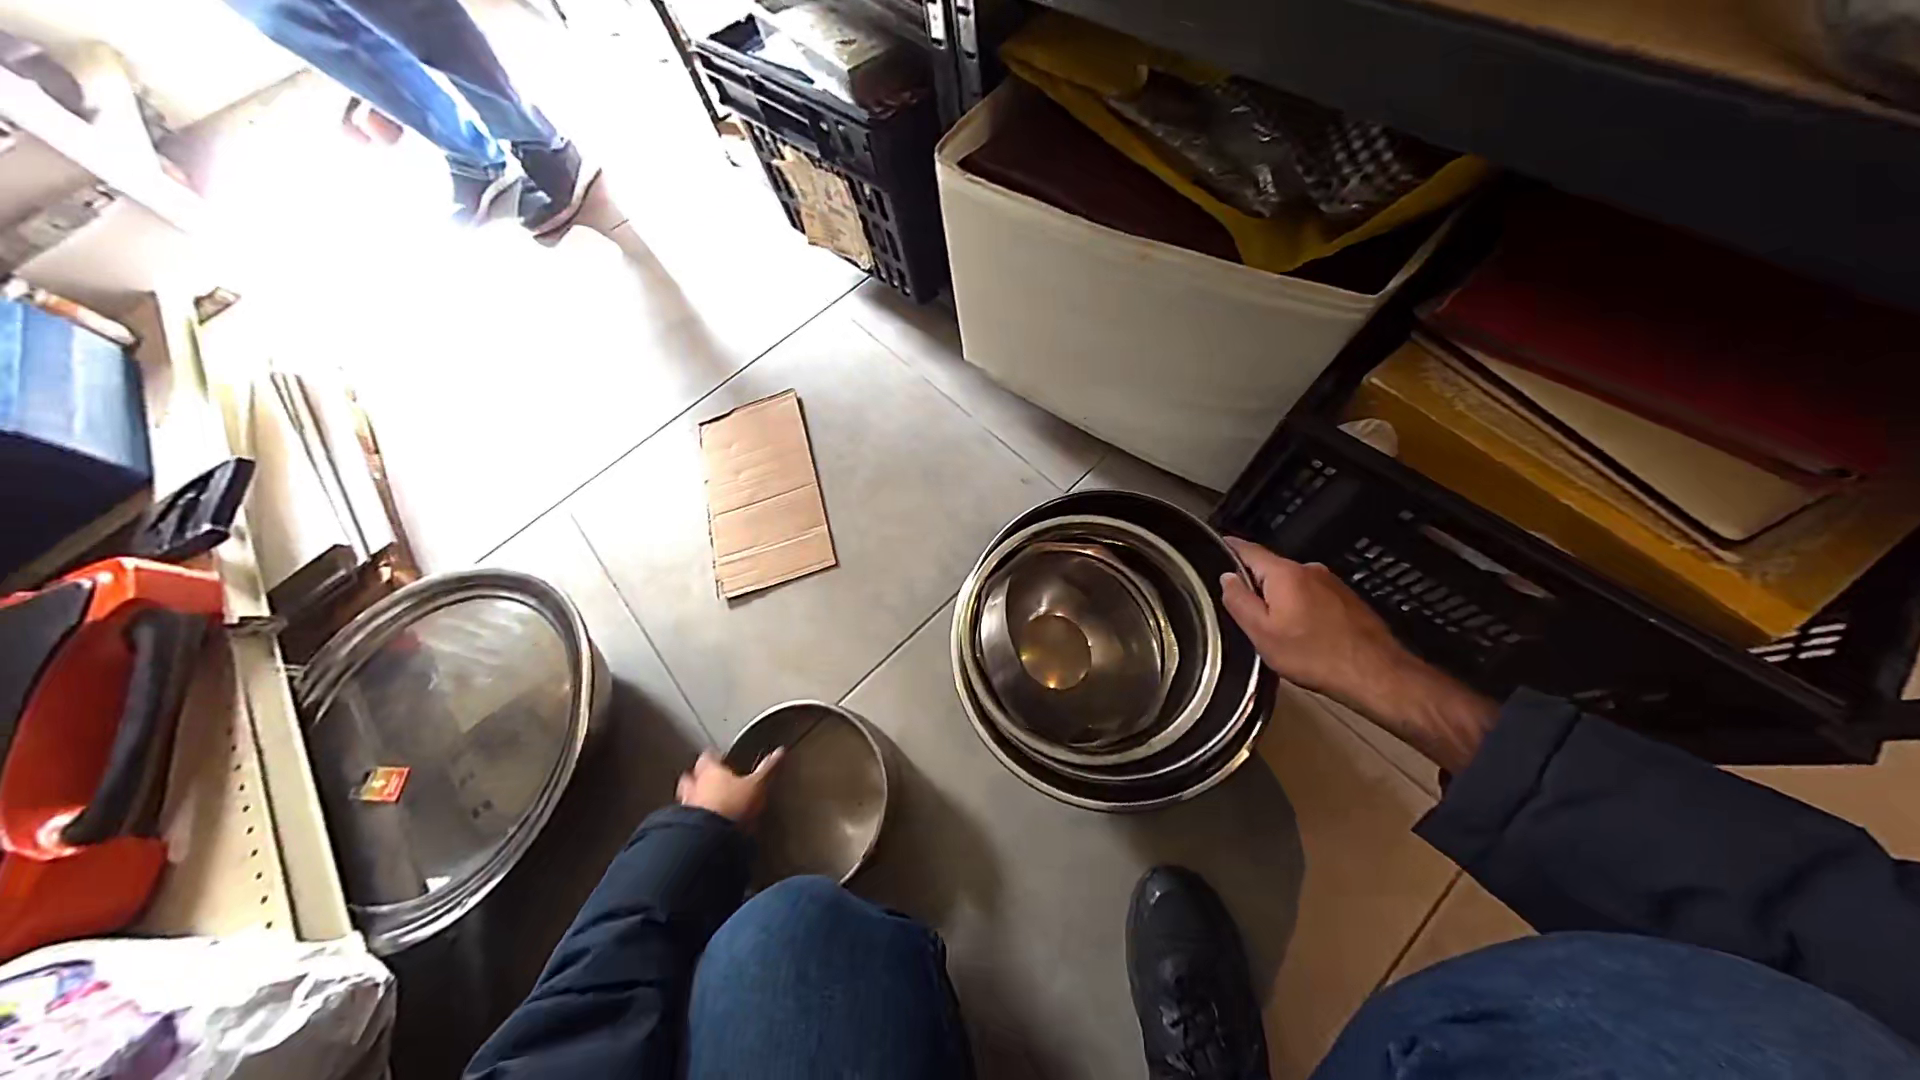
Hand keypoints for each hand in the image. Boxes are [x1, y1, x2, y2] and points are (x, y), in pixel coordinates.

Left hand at [677, 749, 783, 824]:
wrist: (710, 840)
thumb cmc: (731, 806)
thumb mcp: (758, 785)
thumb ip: (767, 769)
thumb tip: (779, 754)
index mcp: (711, 771)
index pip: (708, 757)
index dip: (714, 756)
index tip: (717, 757)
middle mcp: (695, 787)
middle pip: (692, 777)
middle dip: (699, 778)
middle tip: (709, 780)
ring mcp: (687, 809)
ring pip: (688, 798)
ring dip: (696, 800)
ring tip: (707, 806)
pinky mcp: (684, 830)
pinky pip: (687, 821)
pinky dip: (695, 821)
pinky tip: (705, 827)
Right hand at [1220, 537, 1496, 772]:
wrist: (1375, 674)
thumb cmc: (1316, 655)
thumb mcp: (1261, 632)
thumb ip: (1238, 600)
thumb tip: (1227, 579)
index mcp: (1285, 574)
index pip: (1249, 549)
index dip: (1230, 546)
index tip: (1220, 543)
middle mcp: (1310, 570)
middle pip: (1270, 569)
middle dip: (1255, 585)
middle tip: (1245, 612)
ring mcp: (1331, 584)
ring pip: (1291, 585)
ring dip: (1280, 600)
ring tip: (1277, 631)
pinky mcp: (1345, 599)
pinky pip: (1311, 596)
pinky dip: (1301, 609)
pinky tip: (1303, 635)